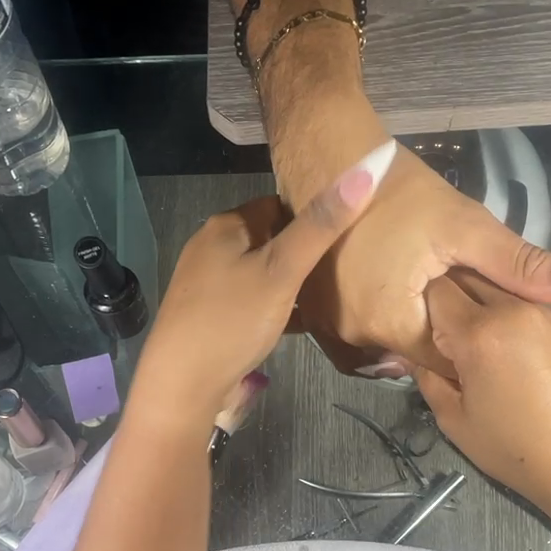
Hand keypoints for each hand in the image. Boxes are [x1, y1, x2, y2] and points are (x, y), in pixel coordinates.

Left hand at [131, 143, 392, 424]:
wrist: (181, 384)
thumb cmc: (232, 321)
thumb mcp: (281, 272)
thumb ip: (321, 226)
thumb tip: (369, 166)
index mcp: (225, 226)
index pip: (278, 205)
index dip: (312, 216)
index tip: (347, 233)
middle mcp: (210, 248)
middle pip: (269, 240)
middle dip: (302, 253)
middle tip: (343, 269)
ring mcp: (205, 285)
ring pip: (259, 274)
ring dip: (289, 284)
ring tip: (327, 298)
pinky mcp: (207, 318)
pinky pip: (249, 303)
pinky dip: (273, 309)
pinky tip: (297, 326)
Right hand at [293, 149, 550, 377]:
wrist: (330, 163)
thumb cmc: (400, 192)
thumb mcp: (467, 226)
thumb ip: (524, 266)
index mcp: (392, 323)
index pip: (445, 364)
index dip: (473, 351)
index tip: (492, 334)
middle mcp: (356, 337)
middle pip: (415, 357)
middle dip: (443, 341)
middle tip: (462, 304)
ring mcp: (333, 329)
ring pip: (389, 348)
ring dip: (415, 332)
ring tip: (431, 299)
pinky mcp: (319, 317)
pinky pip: (364, 335)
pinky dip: (388, 323)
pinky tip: (401, 296)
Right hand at [414, 271, 550, 531]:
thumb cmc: (518, 450)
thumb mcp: (455, 421)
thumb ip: (428, 378)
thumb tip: (415, 355)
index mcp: (479, 332)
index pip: (433, 290)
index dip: (417, 305)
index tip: (415, 331)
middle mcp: (511, 309)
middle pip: (466, 277)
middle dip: (444, 297)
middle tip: (436, 335)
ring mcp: (542, 312)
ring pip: (493, 287)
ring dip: (472, 305)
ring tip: (467, 347)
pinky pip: (518, 305)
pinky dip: (498, 317)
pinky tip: (499, 355)